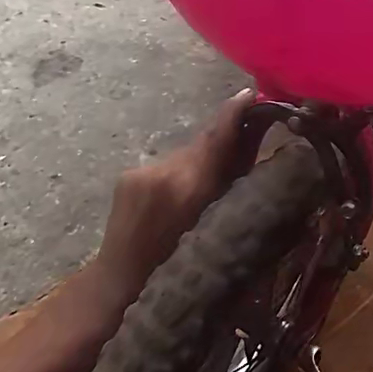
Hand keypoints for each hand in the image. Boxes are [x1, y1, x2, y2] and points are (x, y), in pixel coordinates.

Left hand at [92, 90, 258, 290]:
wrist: (121, 276)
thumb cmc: (174, 263)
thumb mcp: (210, 225)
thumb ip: (227, 187)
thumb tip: (250, 155)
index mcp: (189, 187)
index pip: (216, 140)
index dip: (234, 115)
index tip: (251, 95)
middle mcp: (164, 171)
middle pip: (201, 145)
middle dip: (221, 141)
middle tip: (244, 137)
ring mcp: (141, 171)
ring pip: (182, 157)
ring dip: (197, 164)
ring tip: (205, 187)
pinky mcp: (128, 175)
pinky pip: (163, 167)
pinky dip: (176, 175)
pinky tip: (176, 198)